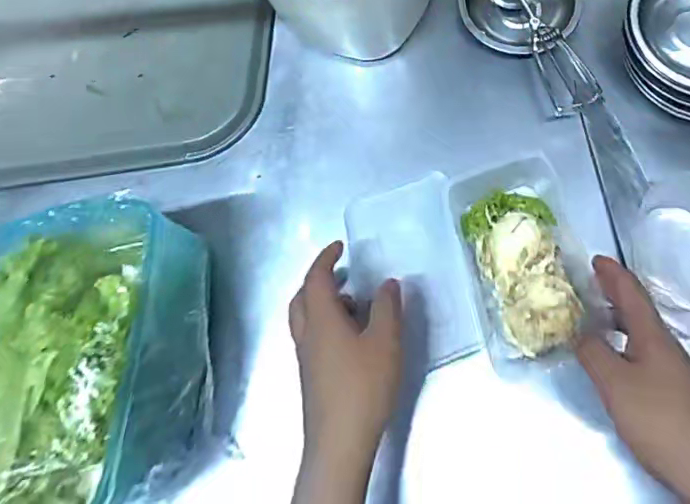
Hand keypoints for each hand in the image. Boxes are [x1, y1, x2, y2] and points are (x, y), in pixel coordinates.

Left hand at [289, 241, 402, 503]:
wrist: (339, 444)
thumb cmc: (362, 386)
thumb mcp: (385, 341)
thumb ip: (387, 307)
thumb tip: (387, 283)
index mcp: (320, 317)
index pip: (316, 277)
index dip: (326, 258)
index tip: (339, 246)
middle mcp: (307, 333)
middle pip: (302, 297)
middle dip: (320, 279)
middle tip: (343, 273)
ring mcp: (306, 357)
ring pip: (306, 318)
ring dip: (324, 303)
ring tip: (355, 305)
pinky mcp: (311, 377)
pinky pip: (312, 337)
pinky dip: (326, 324)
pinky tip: (352, 338)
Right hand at [576, 256, 689, 503]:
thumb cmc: (660, 419)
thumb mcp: (615, 384)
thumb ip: (594, 353)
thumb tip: (579, 331)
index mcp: (651, 333)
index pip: (631, 291)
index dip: (613, 273)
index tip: (596, 258)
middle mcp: (664, 343)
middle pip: (638, 307)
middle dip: (615, 290)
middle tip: (592, 279)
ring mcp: (672, 367)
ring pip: (641, 329)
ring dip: (619, 316)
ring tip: (596, 314)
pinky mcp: (674, 389)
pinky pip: (643, 349)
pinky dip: (625, 339)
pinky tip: (615, 356)